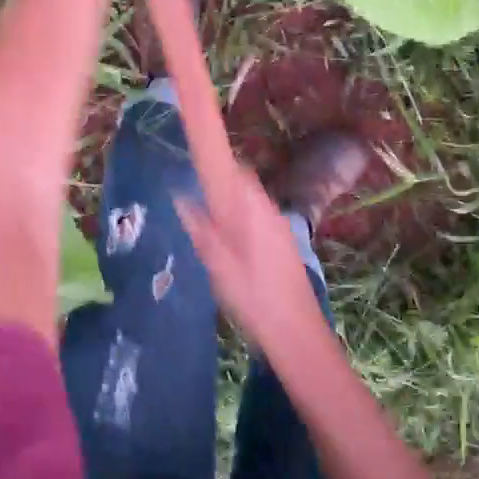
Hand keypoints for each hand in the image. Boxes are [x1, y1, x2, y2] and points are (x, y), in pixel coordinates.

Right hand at [177, 168, 328, 351]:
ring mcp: (279, 225)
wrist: (298, 333)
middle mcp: (268, 208)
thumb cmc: (254, 297)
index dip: (213, 151)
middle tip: (191, 193)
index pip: (231, 166)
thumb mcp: (217, 265)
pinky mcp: (283, 242)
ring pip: (249, 200)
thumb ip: (200, 229)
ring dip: (228, 201)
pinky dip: (239, 218)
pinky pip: (257, 216)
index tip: (193, 146)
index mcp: (251, 208)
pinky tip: (229, 243)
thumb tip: (180, 197)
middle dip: (217, 179)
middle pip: (240, 180)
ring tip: (205, 221)